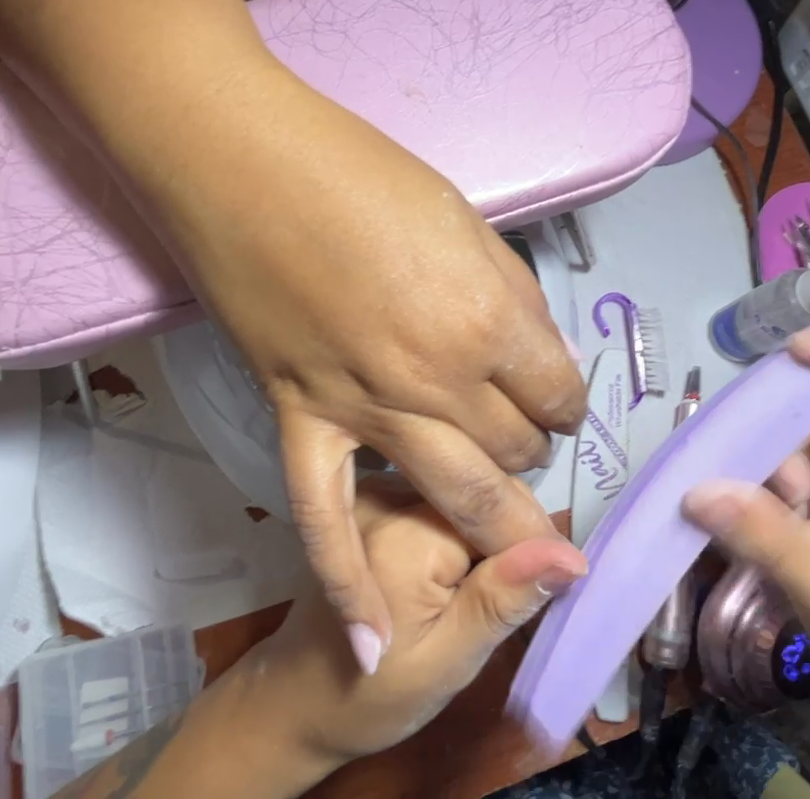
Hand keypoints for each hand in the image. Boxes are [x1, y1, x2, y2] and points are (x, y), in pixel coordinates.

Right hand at [162, 88, 585, 674]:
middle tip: (524, 438)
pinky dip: (348, 584)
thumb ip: (505, 295)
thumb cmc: (360, 170)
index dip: (564, 397)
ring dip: (494, 516)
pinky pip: (324, 519)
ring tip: (510, 527)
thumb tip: (529, 349)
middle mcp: (440, 378)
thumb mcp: (463, 220)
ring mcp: (367, 410)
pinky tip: (372, 645)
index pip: (559, 391)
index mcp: (489, 317)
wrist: (245, 163)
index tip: (551, 393)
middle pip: (514, 449)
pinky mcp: (301, 420)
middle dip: (532, 450)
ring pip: (454, 495)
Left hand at [246, 479, 587, 762]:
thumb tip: (572, 554)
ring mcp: (377, 486)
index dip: (528, 551)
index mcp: (406, 528)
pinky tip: (449, 569)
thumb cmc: (375, 694)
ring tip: (470, 588)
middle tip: (494, 601)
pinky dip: (459, 526)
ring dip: (485, 531)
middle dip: (508, 538)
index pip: (503, 508)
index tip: (528, 597)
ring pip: (466, 488)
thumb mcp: (448, 661)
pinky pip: (441, 494)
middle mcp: (389, 489)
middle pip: (484, 489)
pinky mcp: (374, 495)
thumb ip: (504, 599)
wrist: (297, 697)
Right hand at [682, 311, 809, 700]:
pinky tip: (727, 501)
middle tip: (724, 432)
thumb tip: (694, 491)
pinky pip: (781, 469)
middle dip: (775, 414)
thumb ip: (760, 529)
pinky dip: (752, 480)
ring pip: (795, 436)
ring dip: (756, 455)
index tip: (795, 352)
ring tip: (720, 478)